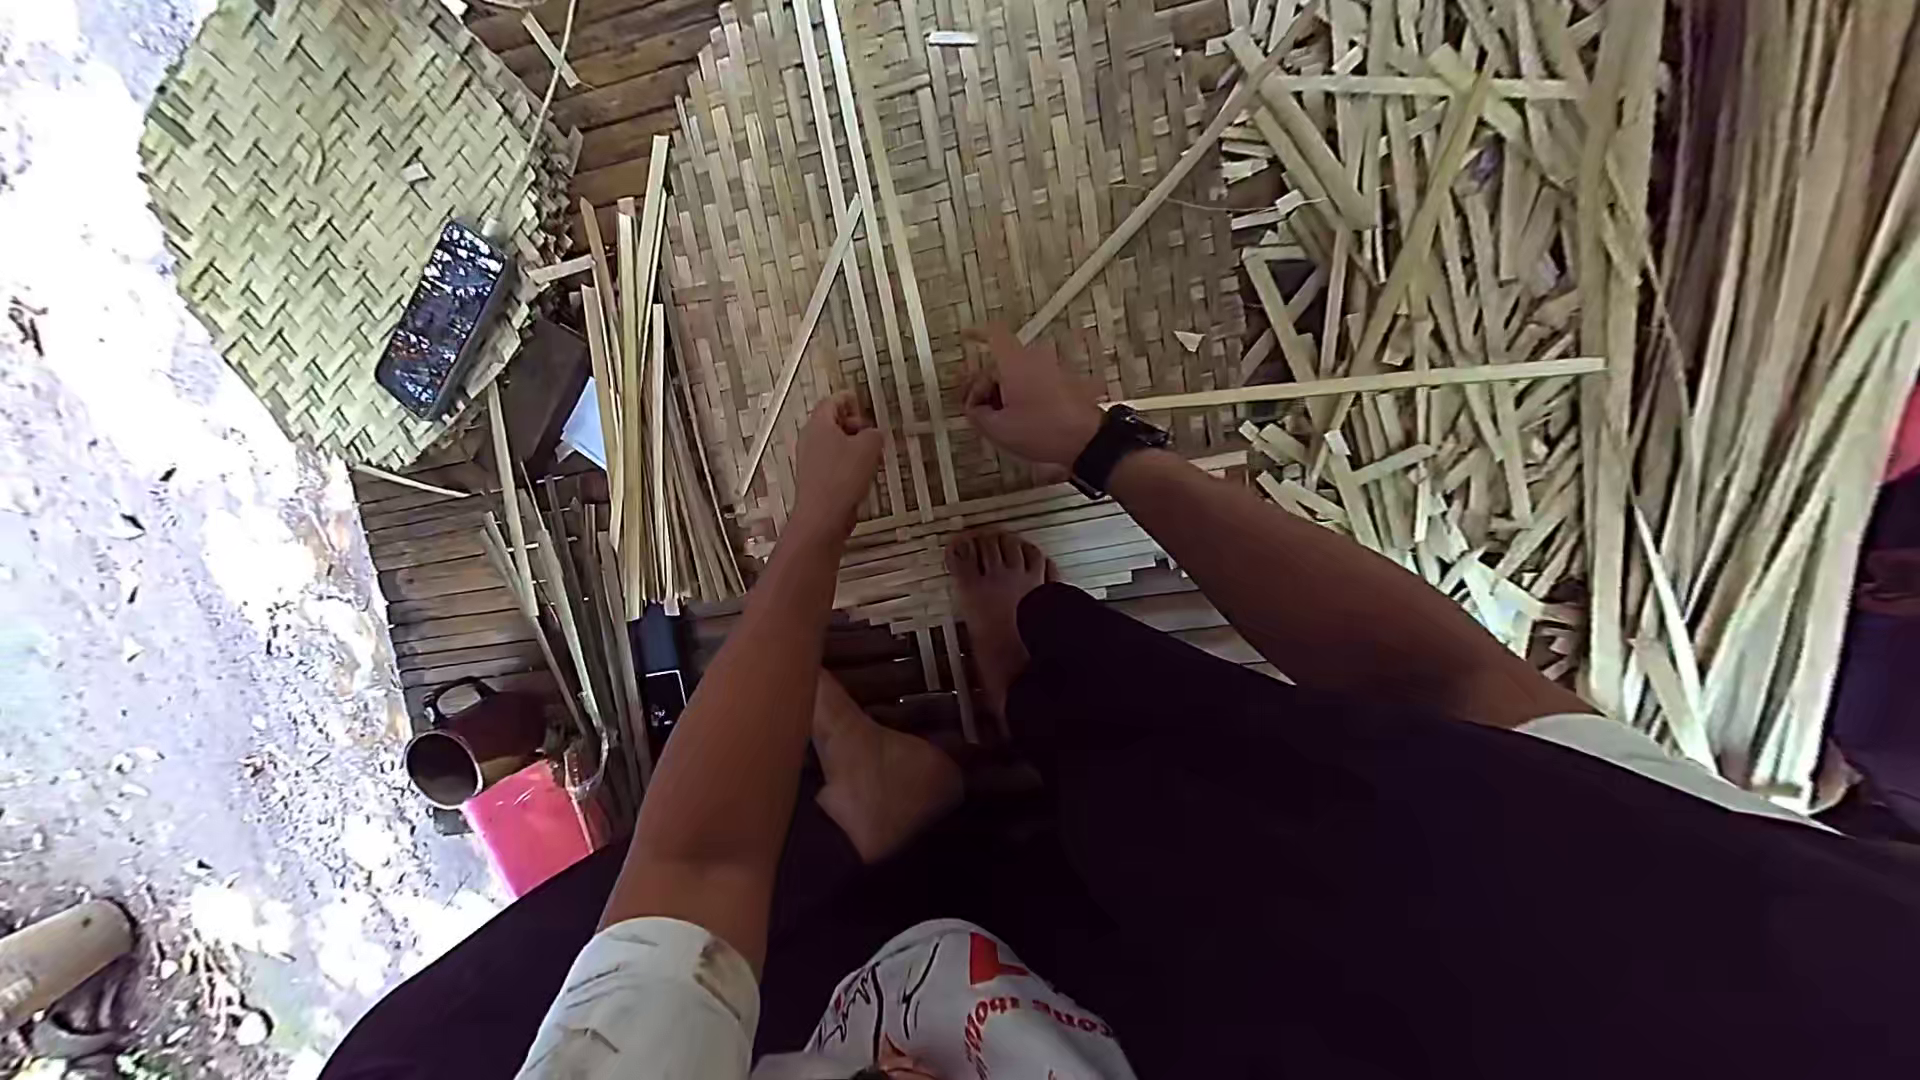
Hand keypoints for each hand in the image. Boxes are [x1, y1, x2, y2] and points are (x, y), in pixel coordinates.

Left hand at [790, 391, 882, 539]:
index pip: (831, 402)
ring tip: (871, 453)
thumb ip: (874, 434)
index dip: (847, 399)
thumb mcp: (868, 448)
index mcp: (819, 425)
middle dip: (853, 424)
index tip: (857, 399)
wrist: (823, 516)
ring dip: (852, 446)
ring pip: (833, 445)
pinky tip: (862, 474)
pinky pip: (833, 464)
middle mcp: (810, 440)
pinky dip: (847, 463)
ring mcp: (810, 461)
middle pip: (831, 423)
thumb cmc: (840, 479)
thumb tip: (875, 435)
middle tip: (870, 429)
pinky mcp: (816, 479)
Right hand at [962, 326, 1103, 466]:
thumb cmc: (1046, 430)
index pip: (992, 334)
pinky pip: (1033, 382)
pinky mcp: (1062, 383)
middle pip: (999, 363)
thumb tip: (974, 410)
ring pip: (1016, 374)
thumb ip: (977, 414)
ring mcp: (1051, 369)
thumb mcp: (998, 429)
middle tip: (975, 409)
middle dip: (984, 385)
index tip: (966, 337)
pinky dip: (1021, 395)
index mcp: (1014, 362)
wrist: (1086, 440)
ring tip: (998, 421)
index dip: (976, 334)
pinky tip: (1017, 420)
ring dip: (1002, 393)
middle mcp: (1034, 359)